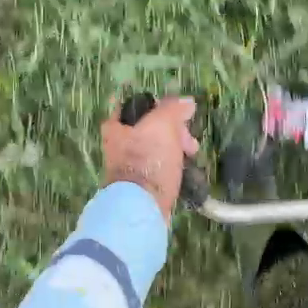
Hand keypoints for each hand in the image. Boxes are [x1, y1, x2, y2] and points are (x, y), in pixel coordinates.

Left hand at [101, 96, 199, 221]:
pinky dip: (171, 163)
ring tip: (191, 154)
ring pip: (156, 145)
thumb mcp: (163, 124)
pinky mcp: (138, 181)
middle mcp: (117, 142)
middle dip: (175, 129)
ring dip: (176, 146)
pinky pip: (157, 164)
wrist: (141, 206)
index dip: (160, 105)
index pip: (139, 103)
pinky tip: (183, 167)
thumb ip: (173, 108)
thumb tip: (187, 102)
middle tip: (189, 140)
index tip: (178, 114)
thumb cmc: (149, 159)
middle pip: (150, 125)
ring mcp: (127, 163)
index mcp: (116, 124)